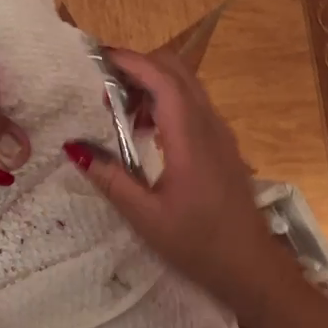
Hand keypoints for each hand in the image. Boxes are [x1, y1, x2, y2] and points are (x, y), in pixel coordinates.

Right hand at [66, 47, 286, 298]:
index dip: (130, 61)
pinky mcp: (222, 144)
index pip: (162, 80)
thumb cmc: (199, 245)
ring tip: (118, 111)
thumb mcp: (145, 217)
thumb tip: (73, 147)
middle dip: (138, 66)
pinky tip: (143, 132)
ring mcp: (219, 133)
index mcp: (190, 139)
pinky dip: (164, 101)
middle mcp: (209, 126)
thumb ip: (110, 178)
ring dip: (151, 83)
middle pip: (176, 70)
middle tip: (103, 86)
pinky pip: (192, 104)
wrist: (254, 270)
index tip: (97, 58)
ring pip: (185, 85)